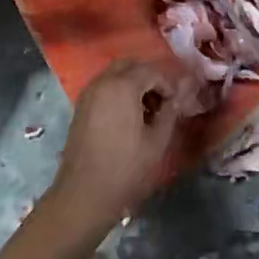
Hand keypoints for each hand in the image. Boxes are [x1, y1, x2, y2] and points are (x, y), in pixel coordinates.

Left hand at [46, 59, 181, 234]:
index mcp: (123, 86)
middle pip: (130, 64)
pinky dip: (119, 90)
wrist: (84, 193)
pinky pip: (104, 86)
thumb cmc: (125, 168)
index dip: (168, 83)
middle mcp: (103, 81)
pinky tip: (129, 114)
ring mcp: (89, 92)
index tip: (177, 101)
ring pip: (115, 73)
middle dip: (149, 76)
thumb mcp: (156, 142)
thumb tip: (176, 98)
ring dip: (133, 82)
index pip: (152, 70)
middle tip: (163, 98)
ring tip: (148, 108)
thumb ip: (169, 113)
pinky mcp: (81, 105)